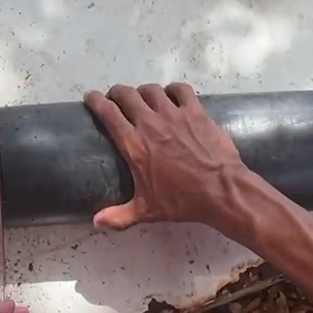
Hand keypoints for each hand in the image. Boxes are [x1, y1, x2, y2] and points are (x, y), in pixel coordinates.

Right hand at [84, 83, 248, 229]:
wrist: (221, 190)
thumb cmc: (182, 200)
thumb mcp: (147, 210)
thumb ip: (119, 216)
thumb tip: (96, 222)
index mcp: (134, 144)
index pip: (108, 112)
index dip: (96, 101)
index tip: (91, 97)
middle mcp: (150, 123)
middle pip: (126, 95)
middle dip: (117, 93)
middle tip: (116, 98)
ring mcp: (174, 114)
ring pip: (151, 90)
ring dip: (143, 92)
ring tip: (143, 98)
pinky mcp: (195, 111)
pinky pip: (180, 89)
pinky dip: (173, 89)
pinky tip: (172, 95)